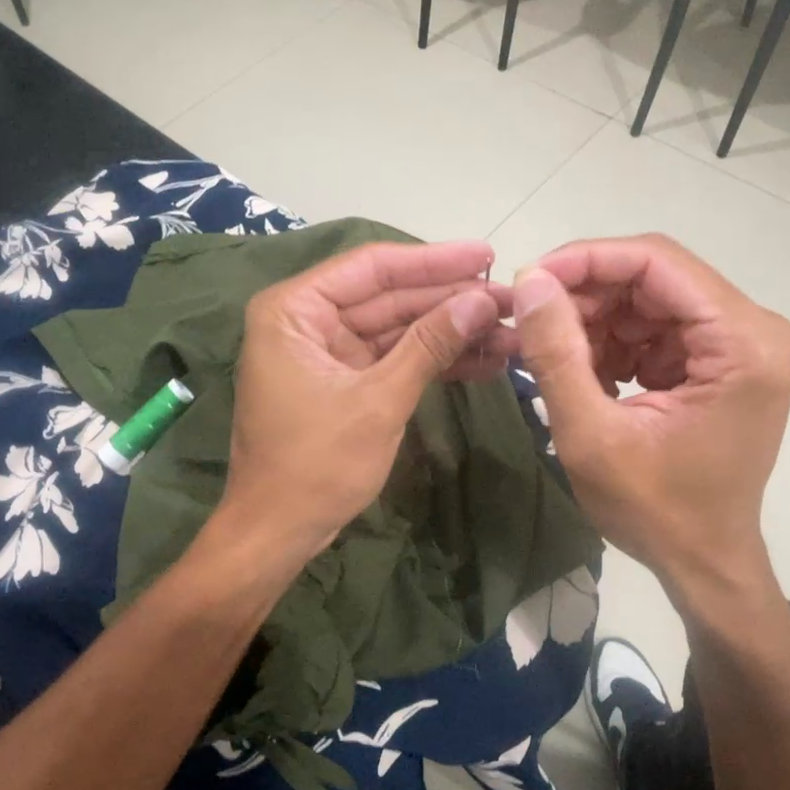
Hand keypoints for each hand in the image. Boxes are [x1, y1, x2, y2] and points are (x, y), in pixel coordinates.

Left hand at [220, 240, 515, 562]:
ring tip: (510, 333)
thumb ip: (430, 345)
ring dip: (449, 333)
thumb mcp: (379, 400)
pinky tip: (483, 361)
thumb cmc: (316, 464)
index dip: (434, 261)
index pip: (372, 268)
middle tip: (512, 301)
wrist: (277, 534)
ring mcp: (325, 352)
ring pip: (396, 329)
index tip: (487, 255)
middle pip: (389, 296)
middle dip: (450, 301)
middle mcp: (306, 320)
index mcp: (294, 310)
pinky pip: (392, 359)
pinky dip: (432, 362)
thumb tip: (482, 300)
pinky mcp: (342, 381)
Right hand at [512, 234, 789, 594]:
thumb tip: (528, 280)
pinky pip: (655, 325)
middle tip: (531, 322)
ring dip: (595, 320)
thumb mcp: (591, 434)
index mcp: (743, 343)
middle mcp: (753, 329)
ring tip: (553, 357)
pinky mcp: (722, 358)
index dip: (586, 260)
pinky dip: (613, 341)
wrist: (703, 562)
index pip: (657, 262)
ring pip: (649, 298)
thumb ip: (557, 353)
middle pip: (654, 276)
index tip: (527, 279)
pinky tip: (584, 373)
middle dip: (587, 294)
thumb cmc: (655, 511)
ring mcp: (741, 343)